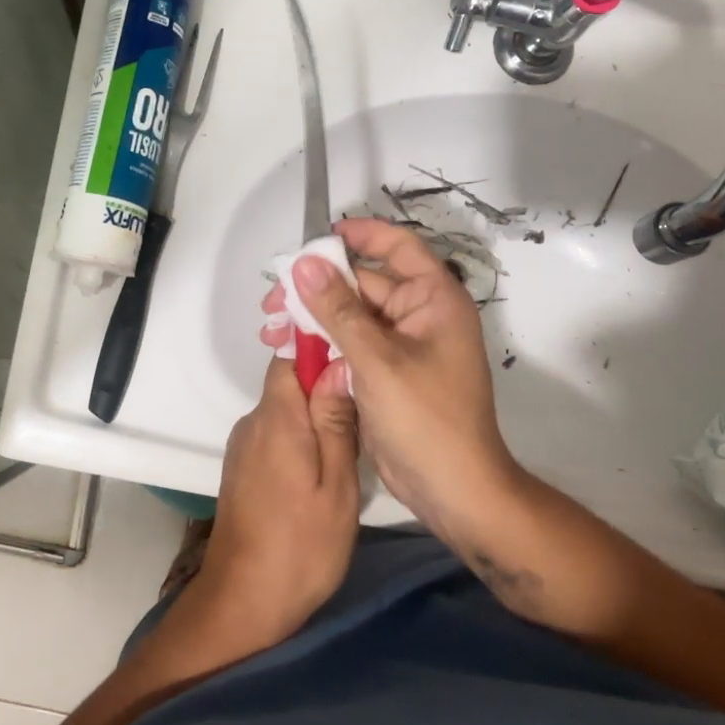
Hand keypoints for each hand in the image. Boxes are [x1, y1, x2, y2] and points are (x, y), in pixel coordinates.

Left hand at [170, 357, 360, 657]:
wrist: (244, 600)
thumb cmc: (301, 545)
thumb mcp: (336, 485)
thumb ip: (336, 422)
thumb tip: (339, 363)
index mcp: (275, 418)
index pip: (291, 357)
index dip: (321, 352)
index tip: (357, 361)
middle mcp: (252, 423)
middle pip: (290, 384)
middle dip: (327, 391)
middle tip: (367, 417)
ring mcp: (244, 447)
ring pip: (286, 412)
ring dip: (316, 421)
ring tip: (353, 448)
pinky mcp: (243, 469)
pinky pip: (276, 436)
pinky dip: (301, 442)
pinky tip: (324, 471)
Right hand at [264, 217, 523, 539]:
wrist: (453, 490)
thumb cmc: (426, 418)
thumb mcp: (377, 359)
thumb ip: (337, 309)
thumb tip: (304, 263)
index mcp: (433, 300)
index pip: (397, 247)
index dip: (361, 234)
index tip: (318, 236)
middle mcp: (418, 316)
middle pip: (362, 284)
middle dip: (316, 289)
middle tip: (272, 302)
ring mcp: (400, 348)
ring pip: (349, 318)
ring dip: (312, 319)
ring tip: (270, 330)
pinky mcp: (384, 375)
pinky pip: (349, 346)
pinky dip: (320, 346)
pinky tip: (288, 351)